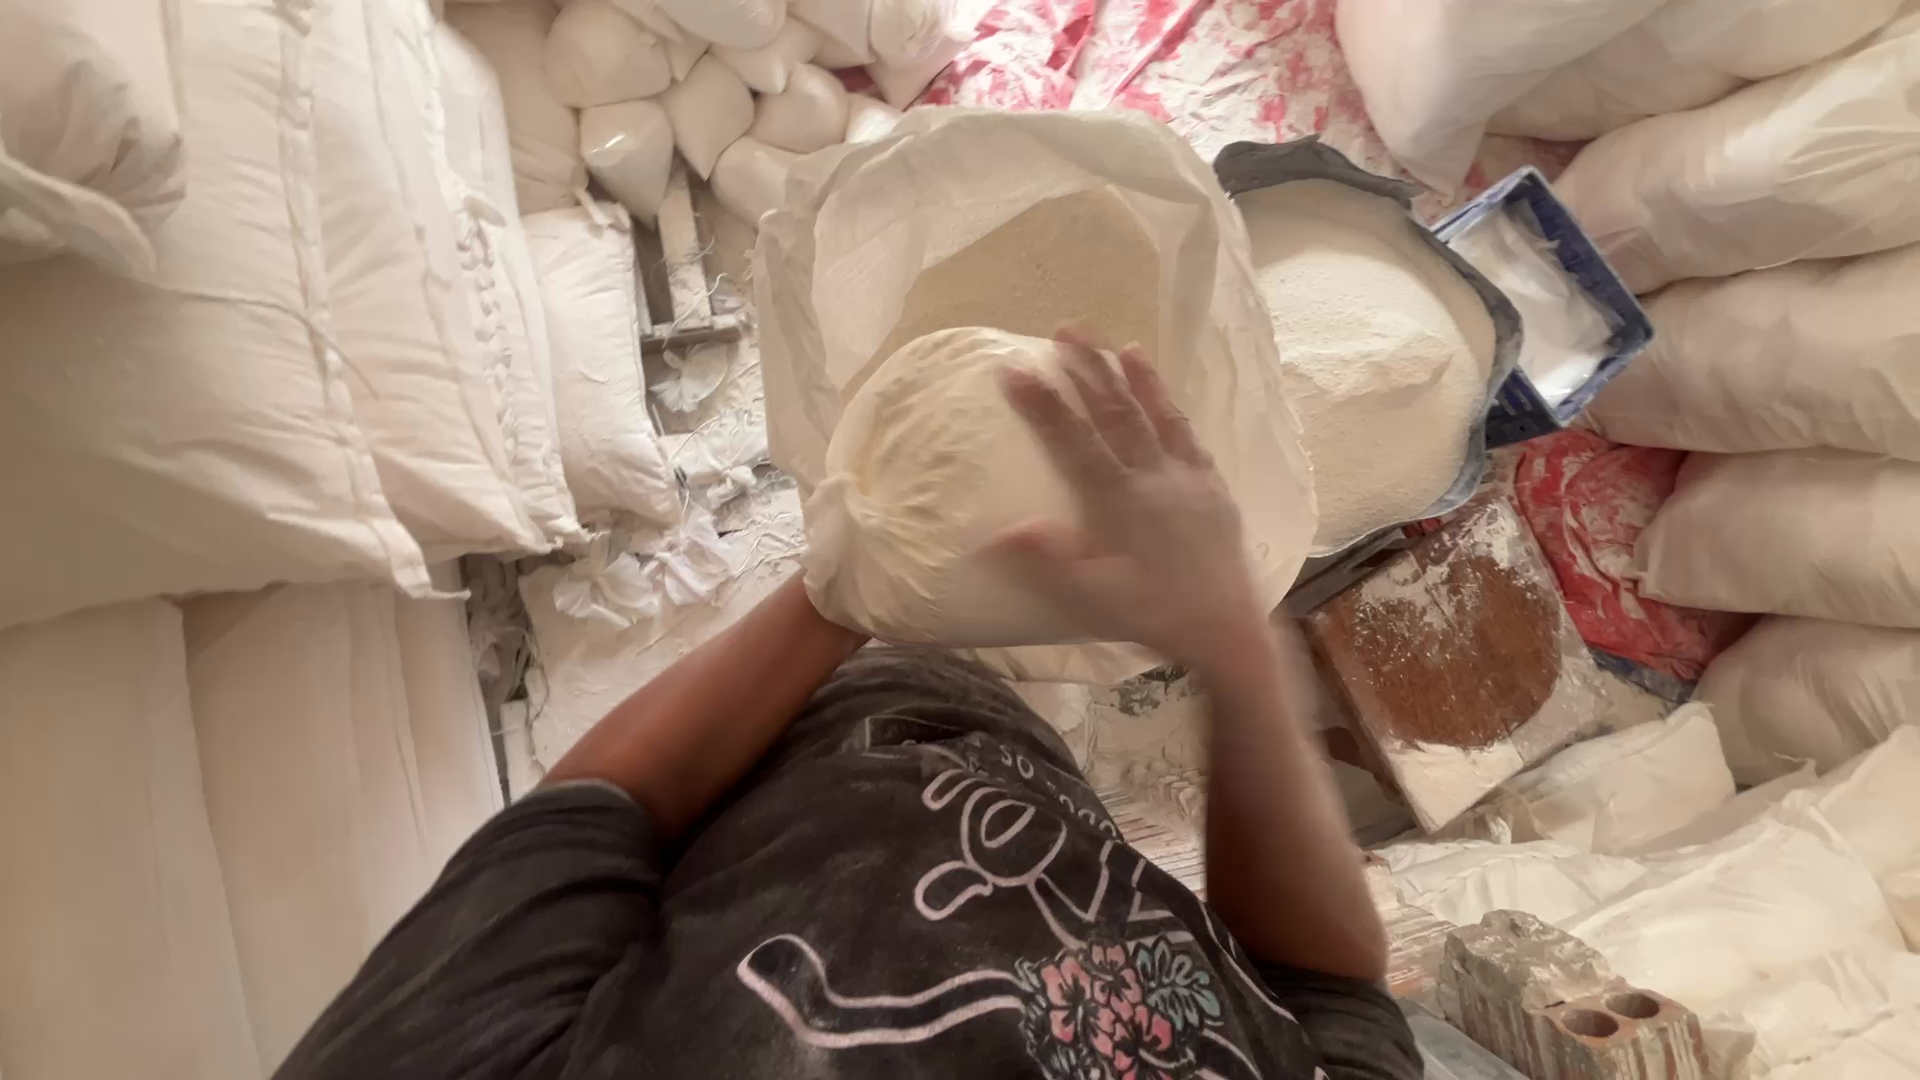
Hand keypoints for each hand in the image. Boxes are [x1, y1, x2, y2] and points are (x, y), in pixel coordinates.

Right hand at [993, 331, 1269, 667]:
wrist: (1227, 628)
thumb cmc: (1154, 614)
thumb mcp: (1093, 596)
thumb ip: (1049, 559)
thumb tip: (1000, 531)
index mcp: (1120, 498)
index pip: (1073, 440)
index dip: (1043, 403)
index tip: (1016, 369)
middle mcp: (1155, 476)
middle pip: (1116, 413)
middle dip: (1089, 369)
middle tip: (1067, 329)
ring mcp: (1189, 478)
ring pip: (1159, 417)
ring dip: (1138, 380)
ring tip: (1122, 346)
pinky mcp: (1214, 489)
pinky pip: (1192, 440)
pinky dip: (1176, 415)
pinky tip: (1170, 403)